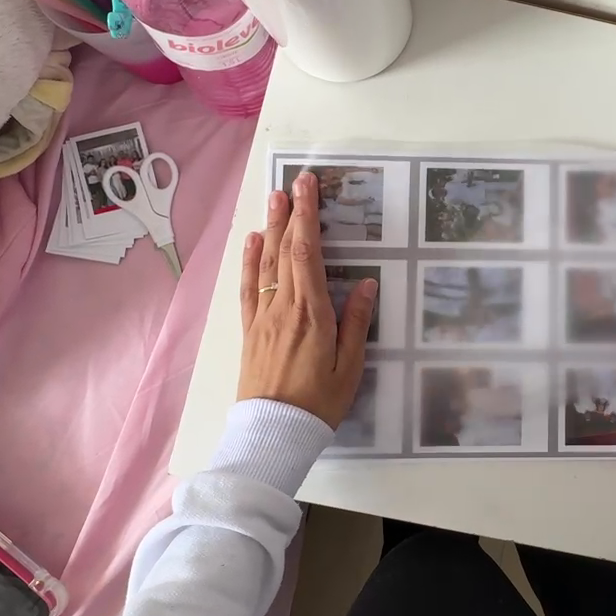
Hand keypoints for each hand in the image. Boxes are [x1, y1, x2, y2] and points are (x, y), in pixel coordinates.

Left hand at [237, 172, 376, 427]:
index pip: (307, 254)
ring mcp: (263, 317)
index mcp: (312, 313)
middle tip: (294, 182)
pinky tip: (252, 242)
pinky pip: (248, 288)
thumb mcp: (350, 366)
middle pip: (284, 251)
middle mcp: (284, 307)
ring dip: (269, 229)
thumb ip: (357, 323)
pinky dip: (249, 261)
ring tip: (274, 199)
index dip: (307, 218)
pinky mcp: (251, 330)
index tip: (309, 189)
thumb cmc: (319, 402)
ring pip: (265, 264)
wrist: (272, 434)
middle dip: (290, 213)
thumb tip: (367, 283)